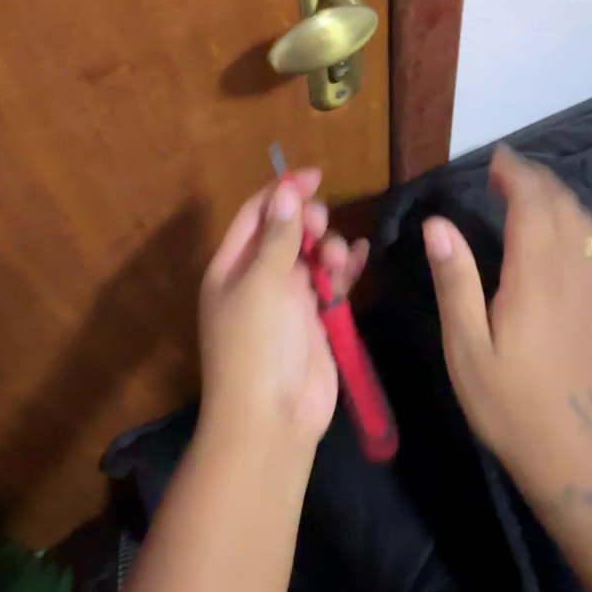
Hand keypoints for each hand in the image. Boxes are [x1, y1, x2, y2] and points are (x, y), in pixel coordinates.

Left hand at [200, 170, 369, 451]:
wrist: (273, 417)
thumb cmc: (257, 343)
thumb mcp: (264, 283)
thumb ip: (279, 236)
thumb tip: (287, 191)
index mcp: (232, 267)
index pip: (255, 216)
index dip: (282, 192)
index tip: (314, 175)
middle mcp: (258, 279)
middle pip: (286, 233)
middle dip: (307, 221)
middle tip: (321, 222)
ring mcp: (289, 301)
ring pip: (312, 257)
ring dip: (326, 248)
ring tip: (334, 259)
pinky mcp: (317, 321)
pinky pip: (333, 284)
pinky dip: (345, 268)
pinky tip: (360, 255)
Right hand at [422, 146, 591, 494]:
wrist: (585, 459)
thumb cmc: (513, 406)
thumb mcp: (468, 349)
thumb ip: (455, 282)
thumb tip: (437, 224)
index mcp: (536, 276)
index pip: (532, 204)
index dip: (516, 174)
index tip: (495, 157)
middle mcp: (573, 273)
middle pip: (562, 206)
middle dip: (536, 178)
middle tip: (506, 167)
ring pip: (584, 223)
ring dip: (558, 196)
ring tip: (529, 190)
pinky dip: (574, 221)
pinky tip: (559, 233)